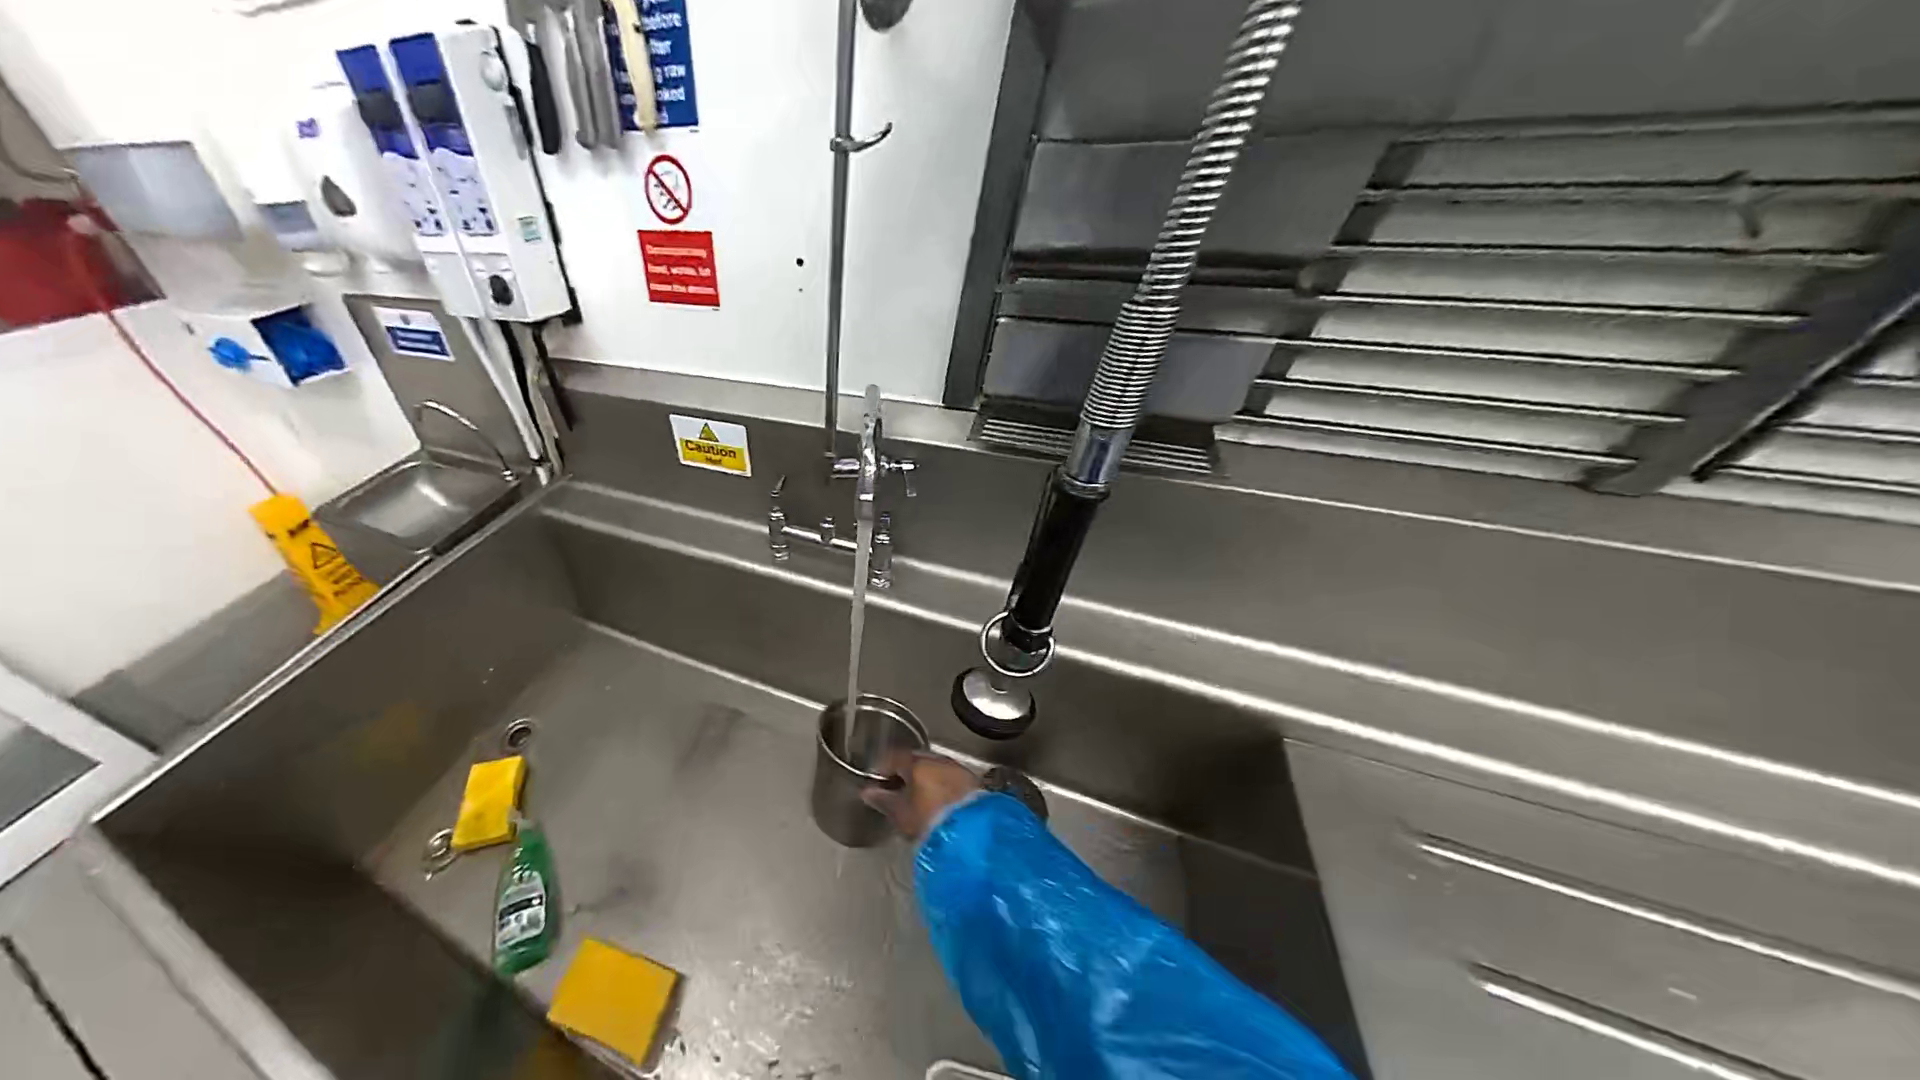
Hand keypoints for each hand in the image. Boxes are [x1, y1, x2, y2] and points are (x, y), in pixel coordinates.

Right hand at [861, 751, 980, 839]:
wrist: (971, 832)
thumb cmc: (930, 821)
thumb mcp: (901, 814)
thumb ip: (883, 800)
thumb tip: (868, 792)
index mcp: (917, 762)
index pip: (893, 756)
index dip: (883, 768)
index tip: (877, 780)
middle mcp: (938, 759)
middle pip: (915, 760)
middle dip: (904, 772)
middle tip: (895, 789)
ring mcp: (956, 768)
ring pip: (933, 768)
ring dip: (923, 778)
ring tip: (915, 798)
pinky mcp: (971, 781)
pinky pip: (948, 777)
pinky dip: (939, 785)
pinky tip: (936, 801)